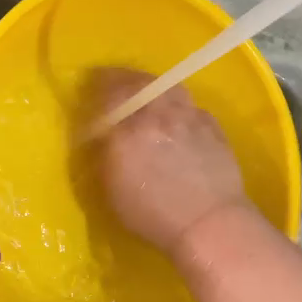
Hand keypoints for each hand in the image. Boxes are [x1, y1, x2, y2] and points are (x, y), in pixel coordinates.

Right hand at [95, 68, 254, 255]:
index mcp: (129, 129)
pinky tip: (176, 118)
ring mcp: (189, 116)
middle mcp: (158, 114)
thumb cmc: (153, 214)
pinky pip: (189, 105)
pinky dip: (177, 105)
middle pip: (139, 82)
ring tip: (146, 92)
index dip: (97, 87)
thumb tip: (102, 134)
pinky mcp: (212, 126)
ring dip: (152, 85)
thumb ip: (105, 154)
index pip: (108, 94)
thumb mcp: (113, 189)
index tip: (90, 85)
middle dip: (122, 78)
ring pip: (168, 86)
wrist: (209, 223)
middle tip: (114, 81)